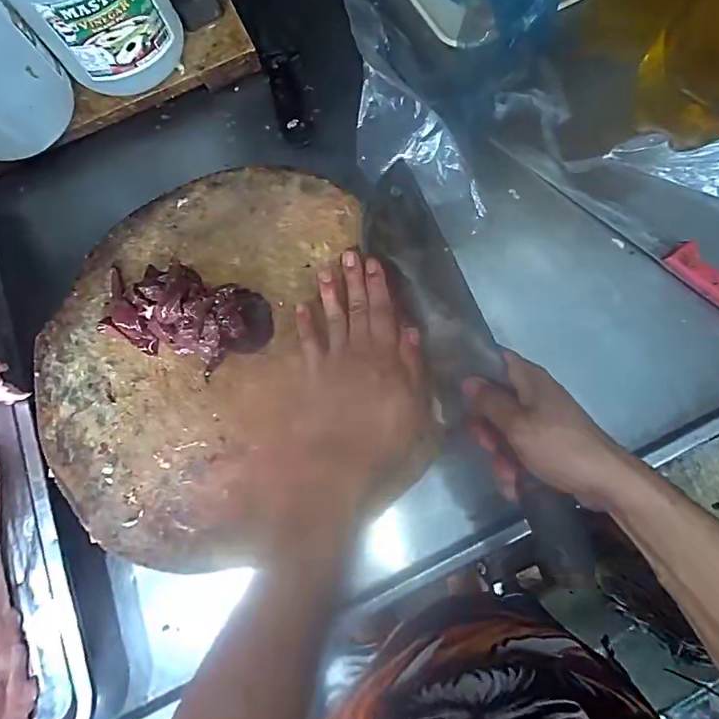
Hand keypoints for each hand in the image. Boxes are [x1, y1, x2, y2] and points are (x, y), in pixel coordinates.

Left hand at [244, 251, 429, 561]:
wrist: (338, 466)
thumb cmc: (387, 444)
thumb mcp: (419, 412)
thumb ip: (415, 369)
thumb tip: (412, 331)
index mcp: (388, 359)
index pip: (386, 314)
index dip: (381, 286)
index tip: (375, 262)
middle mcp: (358, 353)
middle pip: (358, 310)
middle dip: (355, 280)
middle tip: (349, 253)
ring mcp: (331, 363)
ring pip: (331, 320)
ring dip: (329, 294)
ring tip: (325, 269)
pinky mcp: (310, 377)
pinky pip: (307, 344)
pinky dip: (304, 325)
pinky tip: (300, 306)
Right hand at [462, 349, 648, 511]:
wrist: (605, 482)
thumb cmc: (559, 447)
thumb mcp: (517, 425)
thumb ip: (489, 402)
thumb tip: (469, 380)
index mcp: (530, 380)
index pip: (496, 358)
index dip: (475, 367)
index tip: (455, 385)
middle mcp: (537, 393)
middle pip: (496, 398)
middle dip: (485, 423)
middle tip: (483, 441)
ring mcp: (544, 418)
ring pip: (506, 426)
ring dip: (499, 451)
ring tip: (504, 473)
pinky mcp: (549, 440)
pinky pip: (521, 445)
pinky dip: (515, 462)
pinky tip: (514, 483)